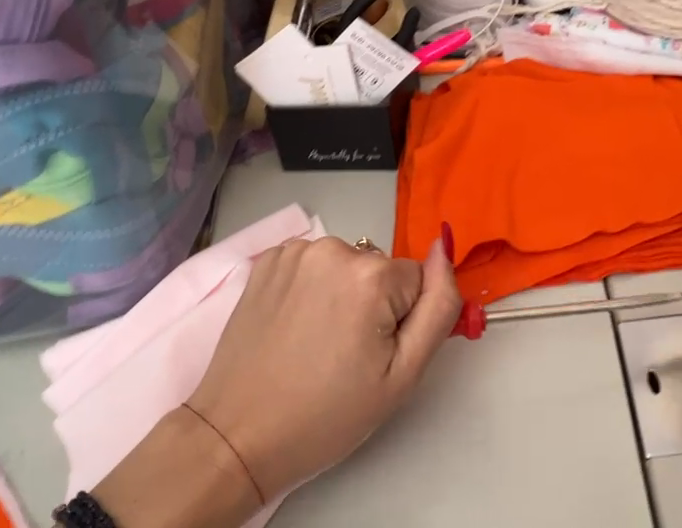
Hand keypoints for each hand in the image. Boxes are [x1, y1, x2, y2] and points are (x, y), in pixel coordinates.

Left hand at [186, 228, 461, 499]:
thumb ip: (439, 305)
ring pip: (346, 266)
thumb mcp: (403, 374)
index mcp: (371, 274)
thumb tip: (444, 247)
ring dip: (341, 295)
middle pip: (380, 270)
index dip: (401, 321)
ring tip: (315, 343)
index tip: (372, 354)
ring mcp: (294, 251)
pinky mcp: (266, 260)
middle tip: (344, 354)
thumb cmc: (325, 414)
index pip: (416, 282)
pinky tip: (294, 326)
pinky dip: (310, 288)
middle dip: (372, 305)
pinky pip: (312, 264)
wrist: (237, 435)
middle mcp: (333, 248)